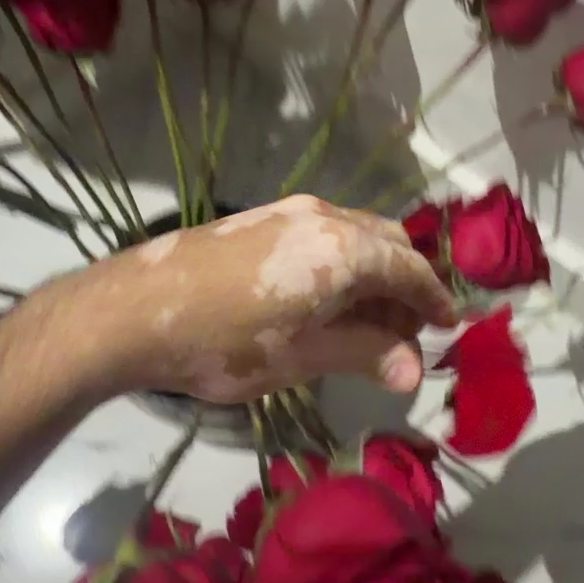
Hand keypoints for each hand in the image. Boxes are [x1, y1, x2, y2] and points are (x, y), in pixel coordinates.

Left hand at [76, 196, 459, 403]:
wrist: (134, 311)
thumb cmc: (226, 341)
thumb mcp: (303, 355)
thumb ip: (364, 354)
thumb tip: (414, 371)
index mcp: (344, 248)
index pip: (409, 269)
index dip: (434, 300)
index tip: (449, 325)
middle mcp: (325, 216)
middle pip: (388, 244)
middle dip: (405, 285)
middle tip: (407, 332)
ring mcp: (290, 211)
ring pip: (356, 237)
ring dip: (374, 274)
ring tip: (368, 322)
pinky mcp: (262, 218)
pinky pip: (326, 235)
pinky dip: (343, 265)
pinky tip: (326, 300)